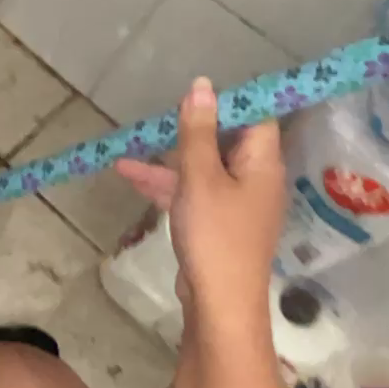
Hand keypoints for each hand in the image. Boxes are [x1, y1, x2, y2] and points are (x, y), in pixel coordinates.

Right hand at [114, 77, 285, 333]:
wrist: (219, 301)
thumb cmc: (215, 234)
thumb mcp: (199, 177)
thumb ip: (197, 132)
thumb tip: (202, 86)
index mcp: (261, 164)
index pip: (256, 117)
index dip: (230, 101)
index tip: (196, 92)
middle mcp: (254, 179)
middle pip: (225, 142)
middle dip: (189, 130)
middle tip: (158, 118)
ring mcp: (235, 203)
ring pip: (202, 168)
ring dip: (167, 160)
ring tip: (126, 150)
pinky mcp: (216, 223)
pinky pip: (192, 192)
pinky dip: (166, 184)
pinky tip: (130, 176)